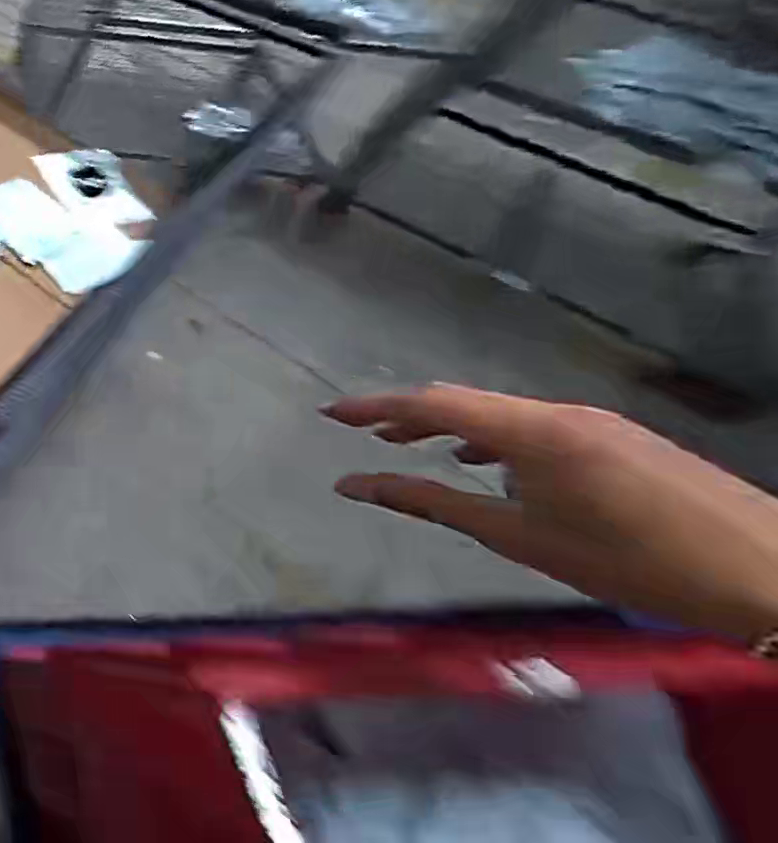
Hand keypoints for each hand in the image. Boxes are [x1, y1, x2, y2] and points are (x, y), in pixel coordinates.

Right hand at [325, 384, 777, 643]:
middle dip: (403, 413)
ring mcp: (593, 421)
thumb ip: (427, 501)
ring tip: (409, 444)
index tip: (329, 413)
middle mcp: (557, 412)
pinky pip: (530, 421)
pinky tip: (485, 461)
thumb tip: (350, 485)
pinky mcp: (618, 436)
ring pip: (496, 409)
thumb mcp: (516, 535)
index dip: (372, 406)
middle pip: (459, 399)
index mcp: (529, 432)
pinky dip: (489, 433)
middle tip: (362, 431)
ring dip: (446, 423)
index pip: (429, 404)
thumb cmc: (631, 562)